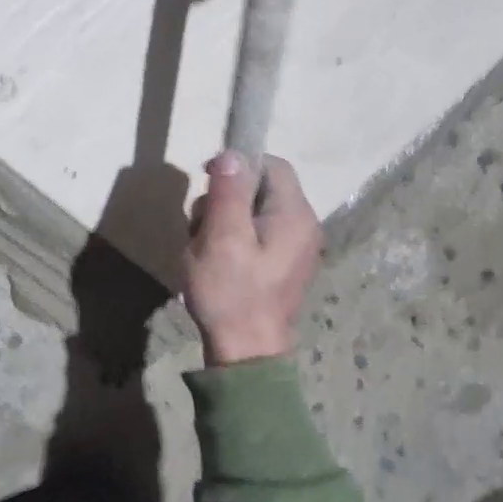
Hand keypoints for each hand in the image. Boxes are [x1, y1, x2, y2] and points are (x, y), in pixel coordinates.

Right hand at [183, 152, 321, 366]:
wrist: (247, 347)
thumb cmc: (231, 291)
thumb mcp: (221, 238)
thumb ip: (227, 194)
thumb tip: (232, 154)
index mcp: (294, 215)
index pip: (272, 165)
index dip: (236, 164)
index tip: (203, 179)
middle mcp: (304, 225)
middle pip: (261, 188)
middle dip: (224, 198)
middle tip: (198, 225)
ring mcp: (295, 247)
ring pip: (254, 211)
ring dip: (223, 220)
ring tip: (204, 247)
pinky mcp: (283, 264)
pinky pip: (256, 234)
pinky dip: (232, 238)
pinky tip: (215, 260)